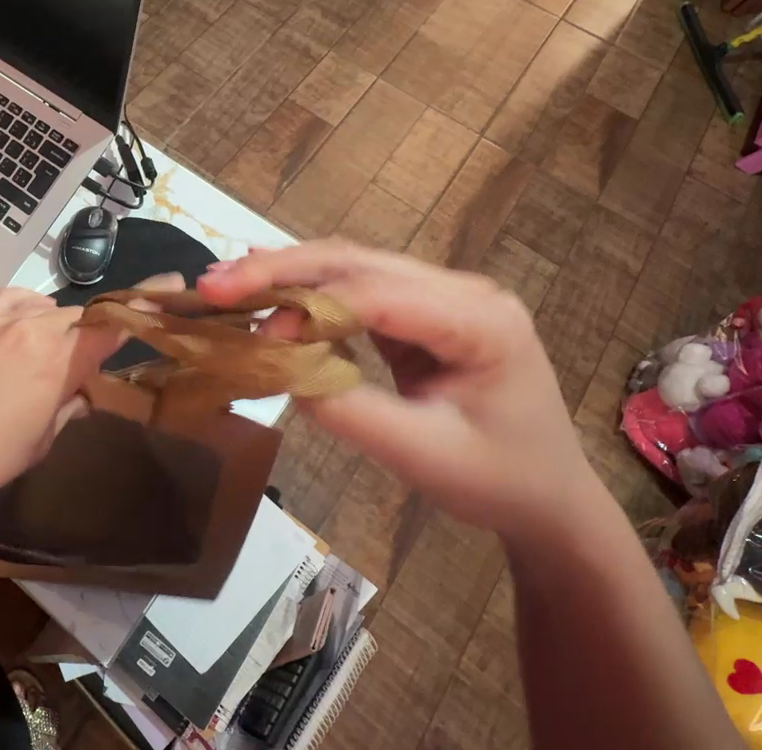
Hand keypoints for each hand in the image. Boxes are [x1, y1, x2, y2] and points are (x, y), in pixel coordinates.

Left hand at [0, 288, 125, 509]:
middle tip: (86, 365)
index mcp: (57, 361)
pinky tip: (27, 320)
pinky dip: (26, 305)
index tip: (147, 318)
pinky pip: (10, 297)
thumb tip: (82, 394)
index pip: (107, 330)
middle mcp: (32, 329)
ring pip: (46, 307)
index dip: (131, 323)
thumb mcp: (40, 442)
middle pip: (78, 317)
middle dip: (90, 336)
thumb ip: (67, 408)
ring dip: (59, 324)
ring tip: (53, 349)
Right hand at [198, 242, 603, 544]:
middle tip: (213, 283)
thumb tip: (277, 366)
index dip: (308, 307)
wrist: (548, 499)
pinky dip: (304, 287)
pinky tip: (262, 280)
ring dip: (284, 272)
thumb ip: (346, 408)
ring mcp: (440, 294)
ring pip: (348, 265)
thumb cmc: (497, 481)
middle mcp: (461, 289)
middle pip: (356, 262)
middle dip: (280, 269)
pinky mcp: (418, 310)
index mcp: (479, 320)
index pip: (377, 294)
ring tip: (224, 281)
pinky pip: (353, 287)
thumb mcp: (420, 454)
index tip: (254, 335)